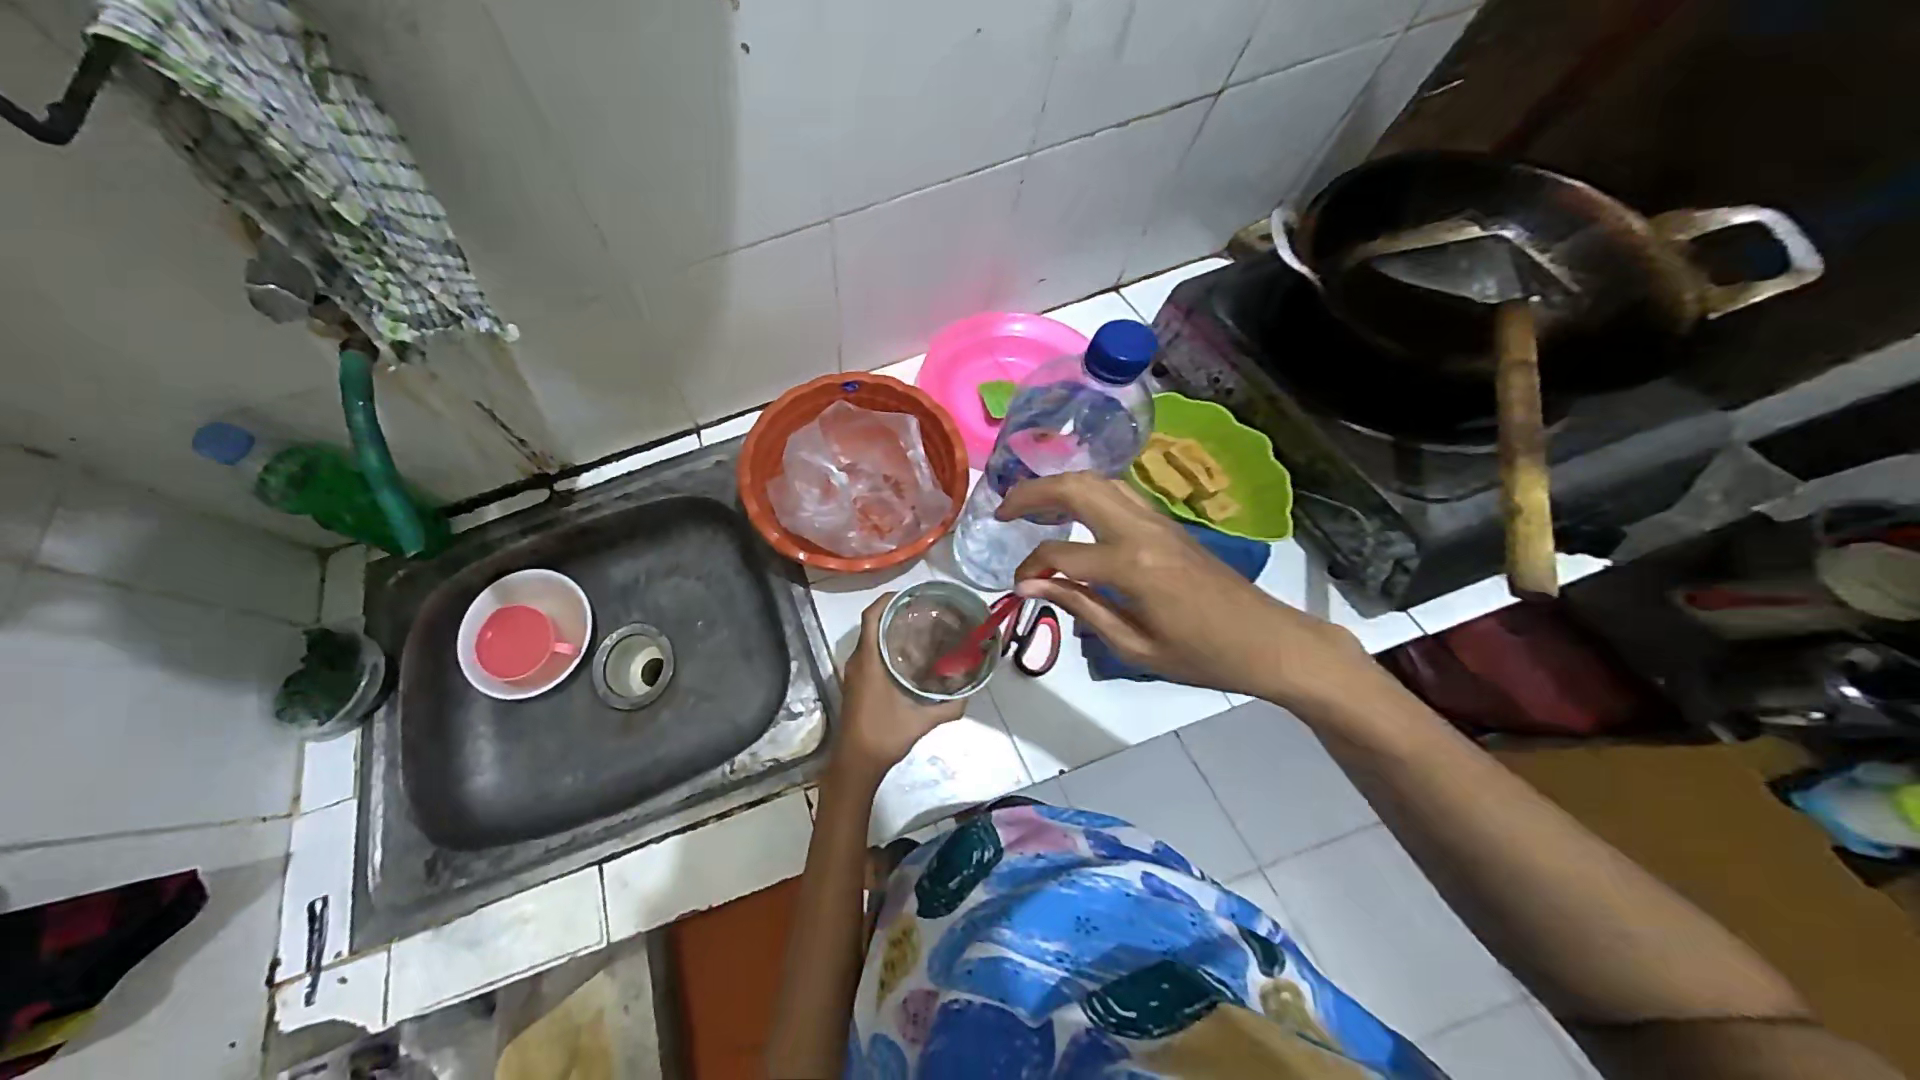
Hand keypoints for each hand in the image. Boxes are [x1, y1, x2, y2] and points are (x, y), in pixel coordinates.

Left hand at [831, 593, 967, 786]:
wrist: (855, 764)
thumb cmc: (883, 736)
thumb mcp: (922, 721)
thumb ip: (950, 706)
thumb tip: (971, 691)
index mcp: (869, 662)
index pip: (872, 617)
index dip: (888, 600)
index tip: (910, 594)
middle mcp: (858, 661)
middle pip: (873, 624)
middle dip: (896, 613)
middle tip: (926, 610)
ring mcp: (855, 673)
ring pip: (871, 639)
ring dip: (891, 630)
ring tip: (922, 628)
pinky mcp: (857, 683)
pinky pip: (871, 654)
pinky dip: (888, 647)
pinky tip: (911, 657)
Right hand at [999, 472, 1375, 709]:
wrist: (1267, 640)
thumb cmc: (1201, 656)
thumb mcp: (1134, 647)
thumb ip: (1081, 608)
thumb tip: (1034, 585)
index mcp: (1130, 567)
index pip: (1060, 555)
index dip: (1030, 570)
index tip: (1018, 587)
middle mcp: (1140, 531)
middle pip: (1076, 490)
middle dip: (1031, 493)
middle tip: (1002, 510)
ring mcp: (1156, 520)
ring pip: (1098, 481)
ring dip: (1059, 485)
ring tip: (1031, 505)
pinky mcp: (1166, 522)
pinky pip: (1118, 492)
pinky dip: (1087, 491)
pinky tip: (1074, 510)